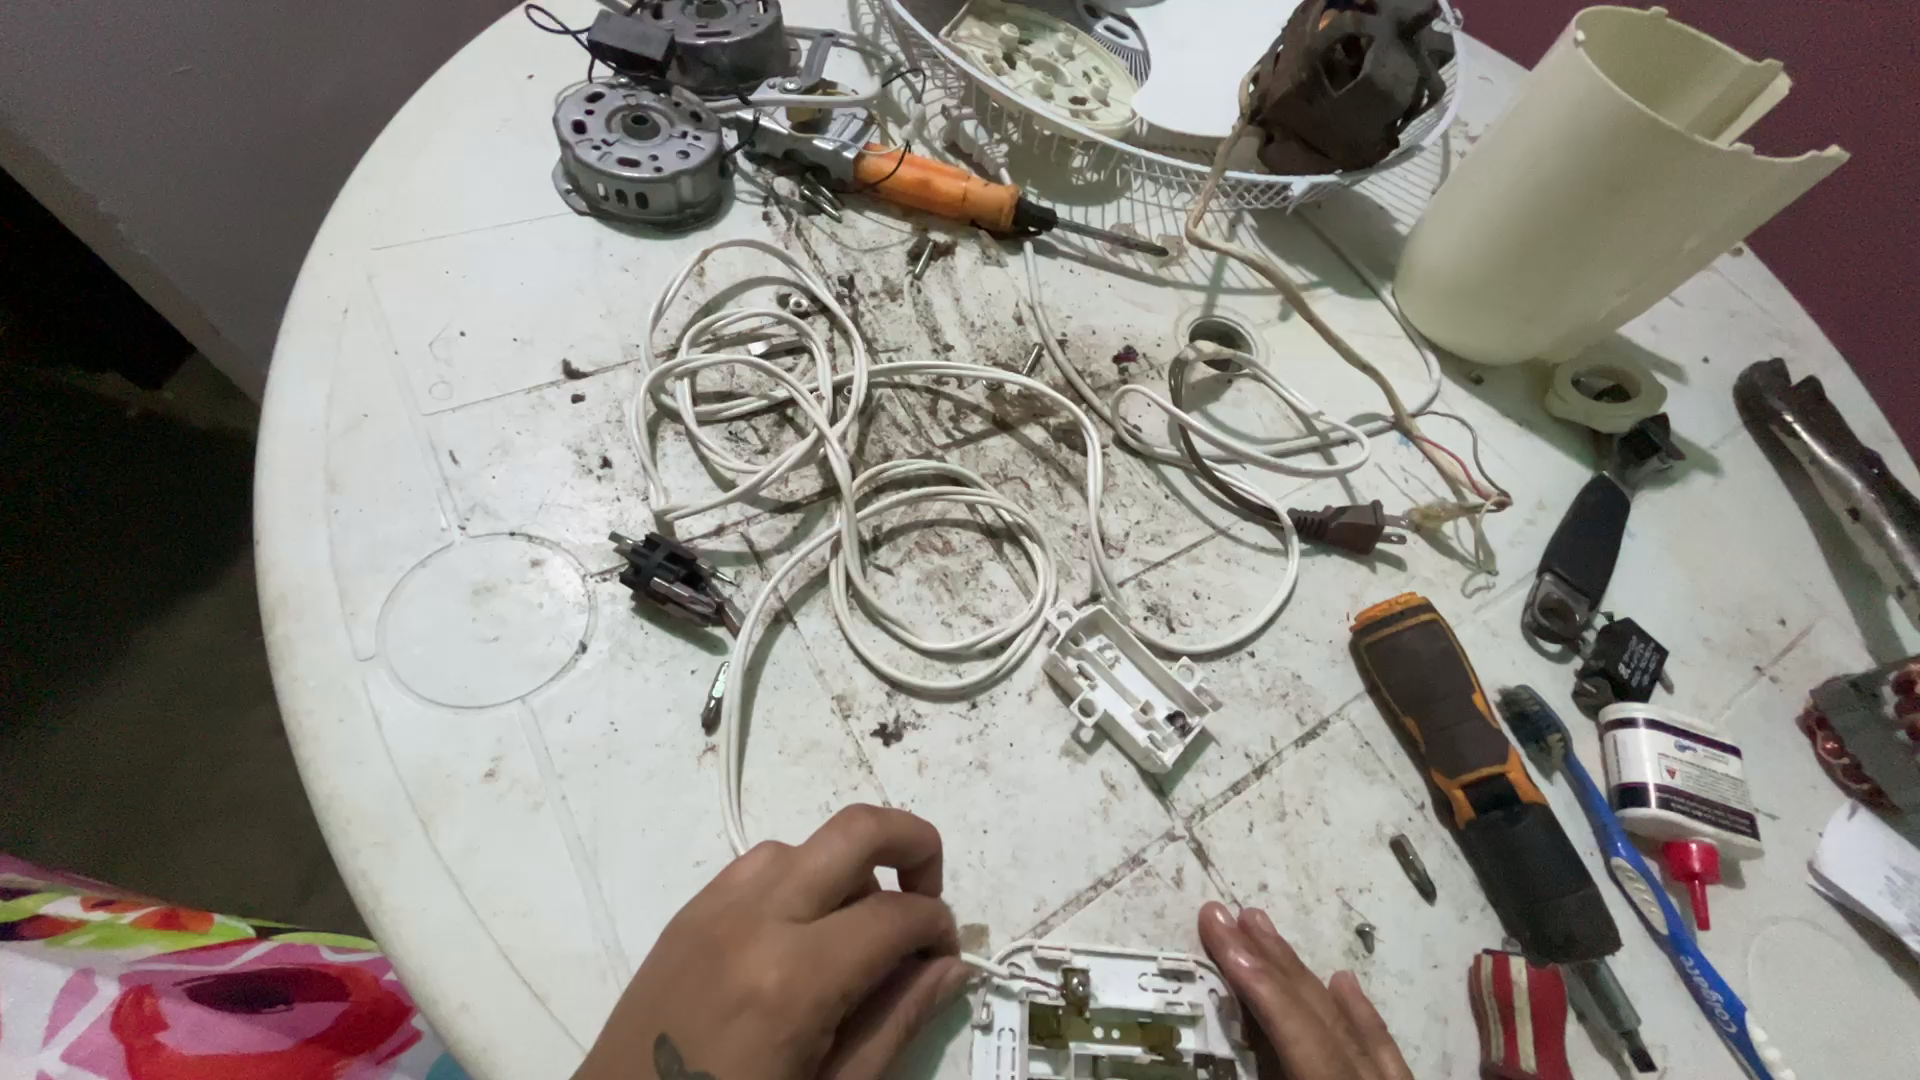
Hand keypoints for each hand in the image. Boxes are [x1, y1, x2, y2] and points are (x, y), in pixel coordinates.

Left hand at [575, 806, 970, 1079]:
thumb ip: (896, 1022)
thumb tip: (949, 964)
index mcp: (793, 979)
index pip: (897, 914)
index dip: (939, 927)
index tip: (946, 955)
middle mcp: (755, 918)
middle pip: (858, 828)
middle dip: (915, 844)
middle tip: (927, 895)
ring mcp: (714, 906)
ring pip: (809, 842)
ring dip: (851, 870)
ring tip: (856, 931)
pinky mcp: (688, 910)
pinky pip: (762, 862)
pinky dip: (802, 877)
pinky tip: (801, 930)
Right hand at [1198, 902, 1413, 1079]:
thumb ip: (1260, 1075)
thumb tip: (1197, 1058)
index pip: (1305, 1043)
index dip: (1264, 988)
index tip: (1222, 934)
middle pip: (1325, 1023)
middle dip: (1272, 966)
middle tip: (1228, 916)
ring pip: (1353, 1028)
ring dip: (1304, 977)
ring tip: (1261, 926)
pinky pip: (1389, 1054)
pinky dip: (1362, 1015)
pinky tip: (1343, 979)